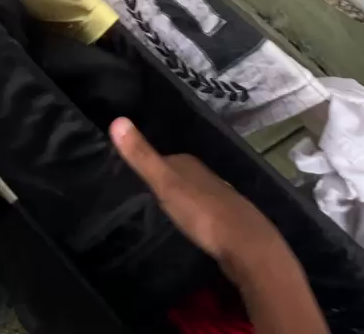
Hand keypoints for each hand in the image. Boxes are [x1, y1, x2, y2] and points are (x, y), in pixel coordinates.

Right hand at [109, 117, 285, 268]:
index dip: (149, 165)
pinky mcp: (228, 221)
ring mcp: (220, 197)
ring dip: (181, 200)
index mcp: (189, 164)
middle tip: (143, 196)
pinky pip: (204, 212)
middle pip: (179, 175)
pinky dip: (195, 216)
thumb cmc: (202, 211)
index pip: (163, 158)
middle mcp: (205, 175)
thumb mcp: (165, 183)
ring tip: (163, 213)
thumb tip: (116, 119)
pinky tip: (190, 226)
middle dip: (165, 182)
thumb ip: (142, 156)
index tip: (132, 175)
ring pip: (193, 193)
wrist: (247, 245)